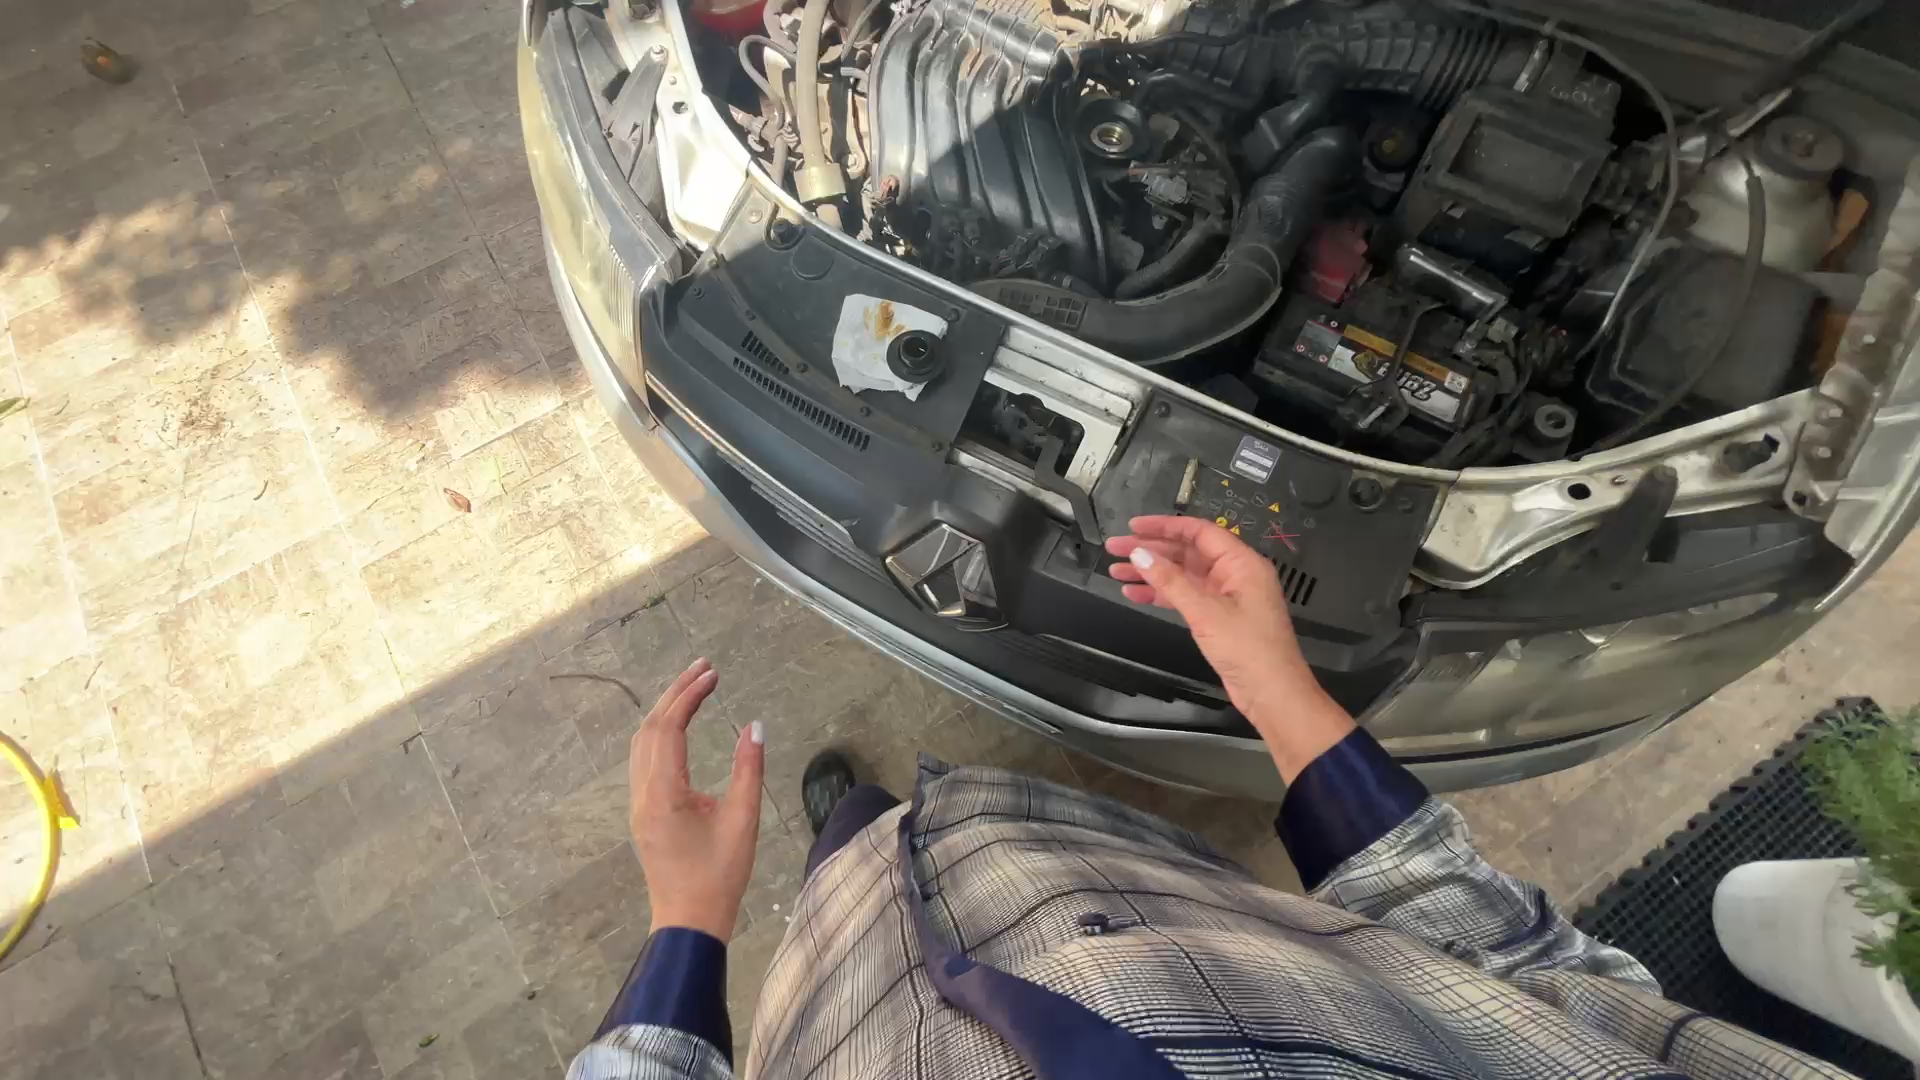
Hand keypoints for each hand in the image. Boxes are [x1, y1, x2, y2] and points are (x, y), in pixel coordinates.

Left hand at [629, 657, 764, 941]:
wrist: (689, 922)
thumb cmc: (720, 874)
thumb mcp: (744, 820)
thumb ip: (748, 769)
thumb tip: (755, 726)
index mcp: (664, 795)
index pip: (669, 730)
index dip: (689, 696)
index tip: (713, 674)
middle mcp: (642, 794)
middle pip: (649, 729)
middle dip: (675, 693)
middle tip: (704, 667)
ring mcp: (638, 803)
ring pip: (642, 743)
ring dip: (665, 710)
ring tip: (693, 685)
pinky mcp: (643, 811)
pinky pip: (644, 758)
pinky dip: (660, 730)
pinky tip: (679, 723)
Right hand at [1106, 515, 1355, 781]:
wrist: (1272, 694)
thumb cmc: (1248, 649)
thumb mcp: (1205, 611)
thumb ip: (1170, 581)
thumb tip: (1140, 554)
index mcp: (1241, 563)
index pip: (1198, 532)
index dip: (1163, 526)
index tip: (1133, 526)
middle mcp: (1234, 574)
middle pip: (1186, 552)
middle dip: (1150, 550)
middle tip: (1115, 548)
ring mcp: (1225, 596)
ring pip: (1181, 575)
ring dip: (1150, 573)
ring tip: (1116, 571)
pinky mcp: (1217, 617)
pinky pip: (1184, 596)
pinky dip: (1160, 594)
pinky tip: (1134, 593)